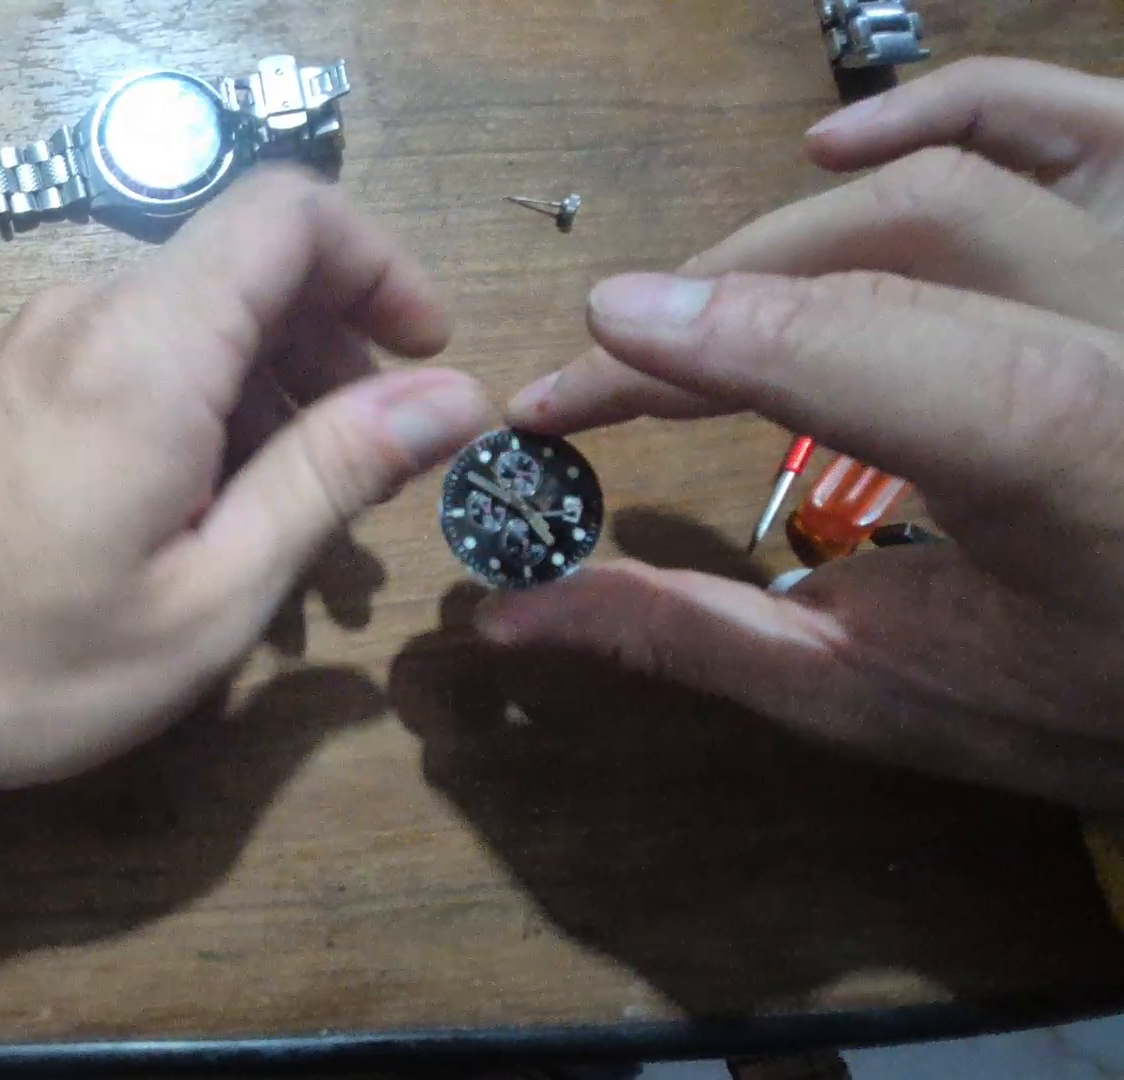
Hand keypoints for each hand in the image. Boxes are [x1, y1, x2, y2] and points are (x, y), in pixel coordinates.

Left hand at [0, 168, 487, 797]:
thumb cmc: (34, 666)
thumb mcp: (212, 592)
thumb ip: (330, 476)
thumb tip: (450, 396)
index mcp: (146, 351)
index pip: (289, 216)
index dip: (378, 264)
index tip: (424, 351)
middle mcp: (87, 316)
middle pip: (247, 271)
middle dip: (333, 353)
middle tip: (370, 471)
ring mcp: (40, 345)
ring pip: (196, 323)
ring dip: (271, 398)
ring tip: (297, 517)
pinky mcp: (16, 385)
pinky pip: (140, 361)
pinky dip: (206, 412)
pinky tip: (210, 510)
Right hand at [485, 59, 1123, 808]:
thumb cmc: (1052, 689)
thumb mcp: (851, 686)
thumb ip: (680, 635)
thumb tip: (506, 612)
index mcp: (1095, 485)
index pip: (926, 371)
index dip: (749, 338)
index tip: (595, 337)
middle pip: (900, 249)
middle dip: (703, 312)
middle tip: (589, 391)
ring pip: (946, 188)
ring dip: (761, 249)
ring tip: (663, 320)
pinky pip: (1075, 122)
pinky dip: (947, 105)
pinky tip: (827, 147)